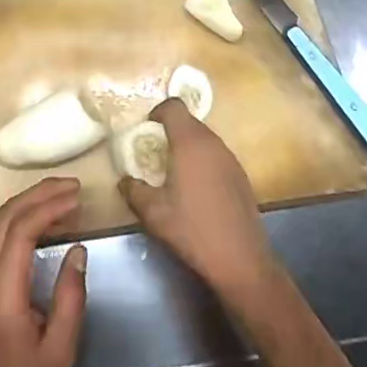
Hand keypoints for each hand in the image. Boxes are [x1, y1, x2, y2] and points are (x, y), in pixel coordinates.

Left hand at [0, 177, 88, 366]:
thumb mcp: (60, 350)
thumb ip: (70, 298)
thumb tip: (78, 248)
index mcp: (2, 295)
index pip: (20, 232)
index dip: (48, 207)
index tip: (77, 197)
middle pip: (5, 218)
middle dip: (38, 193)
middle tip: (72, 185)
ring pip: (0, 224)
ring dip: (31, 202)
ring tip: (64, 196)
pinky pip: (2, 238)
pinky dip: (26, 218)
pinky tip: (49, 221)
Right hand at [118, 98, 276, 299]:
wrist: (241, 260)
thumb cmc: (193, 229)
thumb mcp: (153, 213)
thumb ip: (133, 190)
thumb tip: (125, 181)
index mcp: (190, 142)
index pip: (174, 106)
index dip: (157, 111)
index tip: (146, 129)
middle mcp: (212, 143)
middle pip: (189, 121)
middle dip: (170, 131)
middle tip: (155, 153)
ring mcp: (230, 158)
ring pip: (204, 138)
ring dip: (187, 146)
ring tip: (174, 173)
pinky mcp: (240, 175)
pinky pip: (216, 155)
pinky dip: (202, 161)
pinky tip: (197, 190)